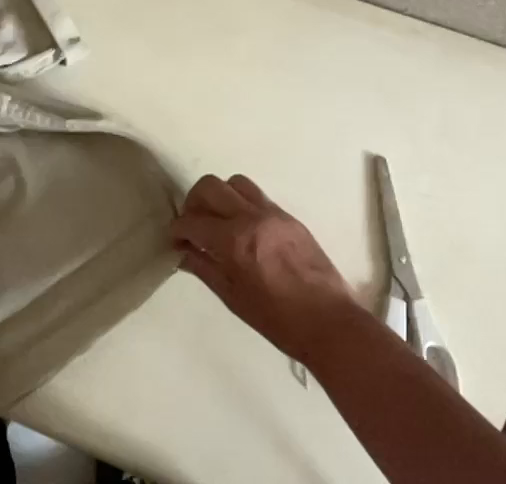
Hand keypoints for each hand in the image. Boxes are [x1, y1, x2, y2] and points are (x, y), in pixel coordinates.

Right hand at [171, 174, 359, 364]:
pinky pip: (257, 196)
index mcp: (234, 241)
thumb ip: (205, 268)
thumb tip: (184, 252)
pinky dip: (242, 203)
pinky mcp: (289, 217)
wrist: (330, 322)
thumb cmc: (278, 320)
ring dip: (219, 196)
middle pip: (210, 186)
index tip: (175, 239)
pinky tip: (243, 227)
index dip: (177, 229)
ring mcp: (273, 214)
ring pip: (235, 183)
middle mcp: (251, 218)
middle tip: (193, 224)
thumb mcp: (233, 298)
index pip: (193, 221)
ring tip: (218, 219)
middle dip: (193, 202)